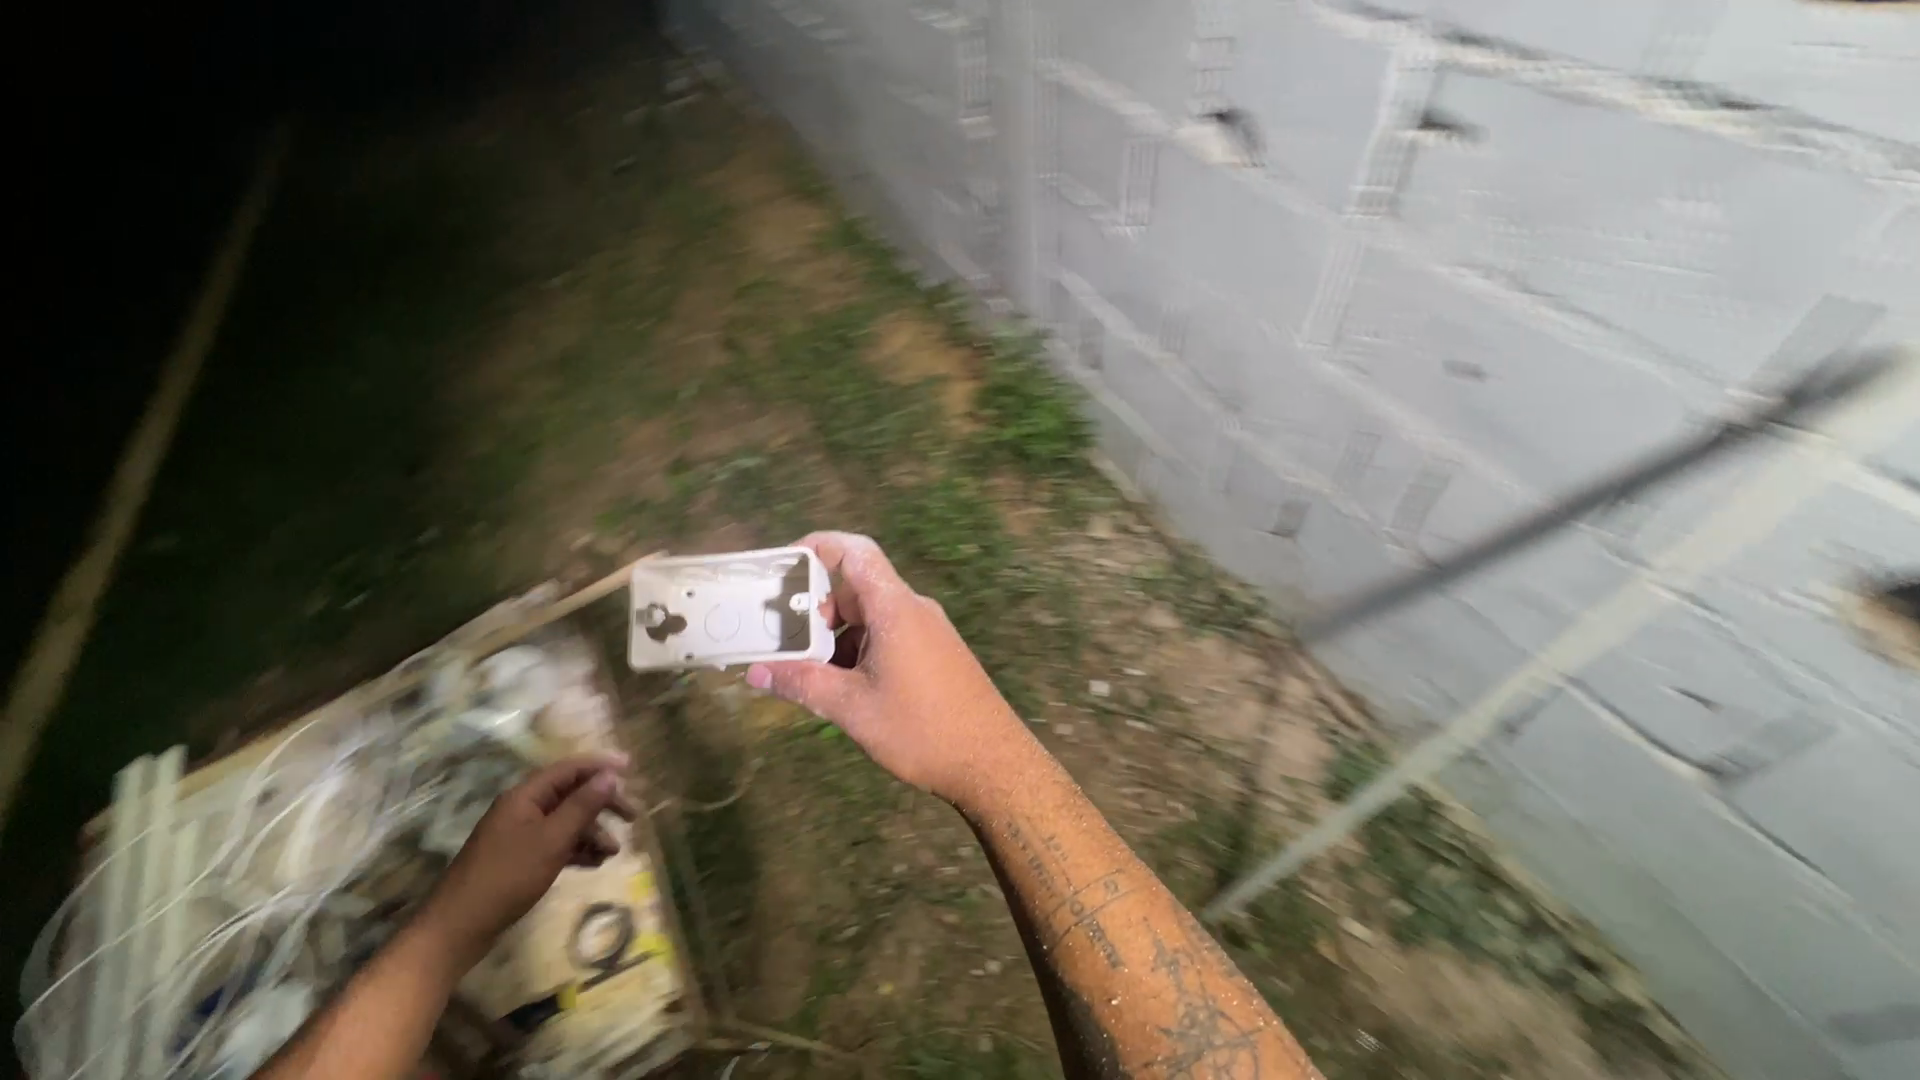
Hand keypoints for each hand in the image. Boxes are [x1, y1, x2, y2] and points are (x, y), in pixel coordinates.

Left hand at [416, 754, 637, 972]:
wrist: (458, 928)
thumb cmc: (507, 877)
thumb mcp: (552, 839)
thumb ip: (582, 805)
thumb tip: (609, 776)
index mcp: (525, 796)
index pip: (569, 769)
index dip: (601, 765)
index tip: (631, 767)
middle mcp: (523, 809)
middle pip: (571, 794)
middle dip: (602, 803)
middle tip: (632, 816)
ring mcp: (519, 834)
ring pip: (566, 821)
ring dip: (592, 832)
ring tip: (613, 852)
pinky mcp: (519, 858)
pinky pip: (556, 843)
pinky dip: (577, 849)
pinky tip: (593, 863)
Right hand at [746, 532, 1033, 804]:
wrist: (991, 761)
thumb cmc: (921, 729)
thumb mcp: (852, 708)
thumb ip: (802, 684)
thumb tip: (755, 673)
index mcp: (895, 608)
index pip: (855, 552)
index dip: (817, 546)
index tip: (782, 567)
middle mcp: (913, 609)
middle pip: (856, 586)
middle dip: (816, 607)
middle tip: (783, 637)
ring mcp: (927, 631)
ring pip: (870, 616)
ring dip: (835, 635)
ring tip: (804, 668)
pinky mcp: (934, 652)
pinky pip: (887, 635)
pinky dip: (858, 649)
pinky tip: (841, 685)